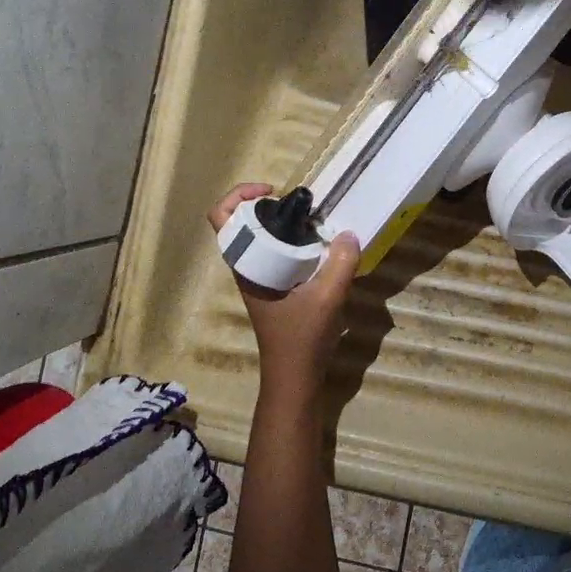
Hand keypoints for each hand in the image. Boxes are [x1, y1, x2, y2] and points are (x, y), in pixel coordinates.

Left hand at [208, 183, 360, 398]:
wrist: (294, 378)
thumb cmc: (302, 339)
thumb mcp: (328, 298)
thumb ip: (340, 263)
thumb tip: (349, 233)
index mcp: (247, 265)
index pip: (222, 219)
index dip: (239, 195)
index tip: (273, 193)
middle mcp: (248, 267)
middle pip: (244, 222)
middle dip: (270, 206)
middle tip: (301, 207)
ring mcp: (260, 278)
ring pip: (262, 237)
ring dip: (284, 224)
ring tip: (314, 223)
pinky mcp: (275, 287)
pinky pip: (277, 252)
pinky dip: (294, 242)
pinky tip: (321, 248)